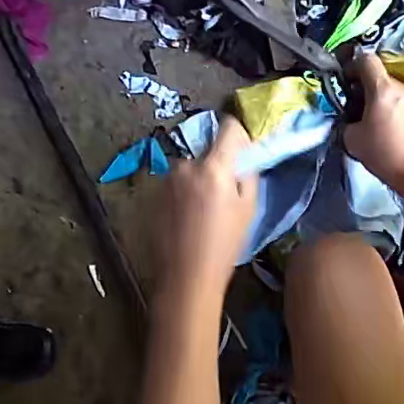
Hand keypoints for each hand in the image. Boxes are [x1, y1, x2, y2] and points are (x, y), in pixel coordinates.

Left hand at [161, 116, 257, 290]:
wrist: (185, 275)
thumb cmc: (225, 244)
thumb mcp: (249, 209)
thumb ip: (248, 175)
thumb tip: (245, 158)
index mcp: (214, 167)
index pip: (228, 127)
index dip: (239, 136)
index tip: (244, 153)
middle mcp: (186, 165)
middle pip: (208, 151)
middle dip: (218, 166)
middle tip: (226, 195)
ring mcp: (167, 178)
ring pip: (192, 168)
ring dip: (200, 180)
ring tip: (206, 211)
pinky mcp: (154, 193)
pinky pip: (177, 183)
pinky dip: (186, 192)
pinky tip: (189, 218)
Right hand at [344, 50, 403, 191]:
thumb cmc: (384, 153)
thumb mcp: (352, 140)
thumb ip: (346, 123)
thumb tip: (350, 120)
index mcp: (383, 88)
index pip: (366, 59)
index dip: (351, 67)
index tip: (344, 83)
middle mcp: (400, 87)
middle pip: (377, 76)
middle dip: (362, 87)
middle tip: (353, 108)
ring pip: (388, 89)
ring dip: (375, 99)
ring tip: (367, 122)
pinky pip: (398, 101)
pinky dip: (387, 108)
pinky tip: (382, 129)